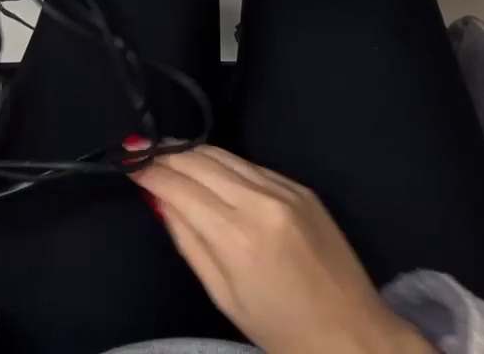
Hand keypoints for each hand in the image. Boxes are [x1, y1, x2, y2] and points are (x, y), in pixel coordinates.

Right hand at [131, 145, 431, 353]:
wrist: (357, 336)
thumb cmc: (283, 331)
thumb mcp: (223, 295)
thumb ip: (187, 240)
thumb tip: (158, 198)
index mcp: (237, 236)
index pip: (178, 186)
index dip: (147, 171)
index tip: (126, 162)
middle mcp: (259, 201)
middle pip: (197, 160)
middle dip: (163, 153)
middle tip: (137, 150)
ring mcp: (284, 189)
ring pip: (221, 153)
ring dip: (189, 151)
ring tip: (164, 152)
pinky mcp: (300, 187)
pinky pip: (248, 164)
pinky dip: (221, 163)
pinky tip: (206, 169)